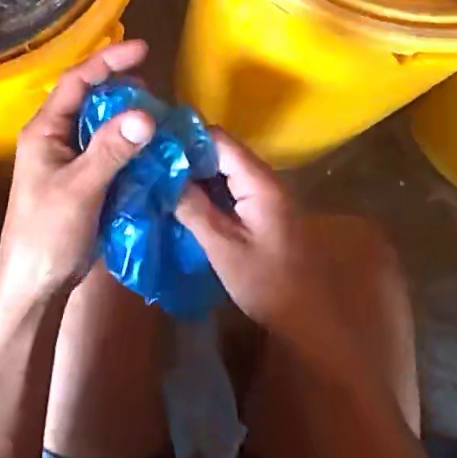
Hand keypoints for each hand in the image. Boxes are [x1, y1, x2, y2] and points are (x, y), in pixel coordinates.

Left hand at [0, 41, 155, 302]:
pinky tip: (151, 150)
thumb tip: (145, 114)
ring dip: (127, 119)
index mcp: (44, 131)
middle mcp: (53, 139)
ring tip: (159, 118)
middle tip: (156, 91)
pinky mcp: (80, 182)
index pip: (76, 82)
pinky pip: (106, 153)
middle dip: (121, 90)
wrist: (34, 284)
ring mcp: (66, 161)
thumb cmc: (47, 234)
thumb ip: (110, 151)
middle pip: (88, 100)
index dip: (108, 61)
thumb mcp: (80, 189)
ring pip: (99, 127)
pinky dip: (128, 147)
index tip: (143, 50)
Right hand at [176, 132, 412, 397]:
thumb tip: (164, 175)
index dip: (185, 137)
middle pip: (220, 151)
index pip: (218, 139)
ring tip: (156, 179)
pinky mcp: (261, 212)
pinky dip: (205, 191)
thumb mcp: (223, 248)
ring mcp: (265, 196)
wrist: (308, 320)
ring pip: (223, 170)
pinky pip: (229, 188)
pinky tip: (180, 201)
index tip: (151, 144)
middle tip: (147, 164)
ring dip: (193, 174)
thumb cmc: (267, 284)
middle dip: (185, 156)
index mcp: (260, 183)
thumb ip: (193, 208)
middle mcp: (265, 181)